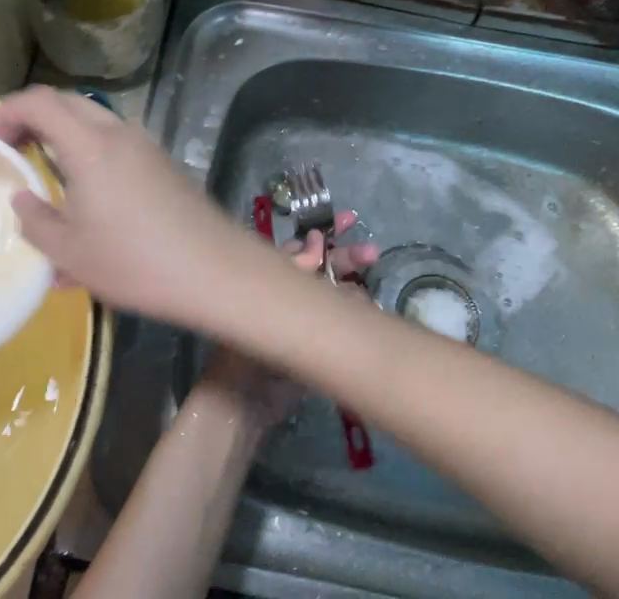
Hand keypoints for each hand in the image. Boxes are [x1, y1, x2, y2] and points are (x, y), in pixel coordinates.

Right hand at [0, 87, 251, 323]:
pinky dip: (88, 160)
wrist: (217, 272)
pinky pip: (115, 149)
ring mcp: (146, 147)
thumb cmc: (136, 262)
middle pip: (66, 105)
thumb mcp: (70, 253)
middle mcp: (119, 134)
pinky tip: (83, 206)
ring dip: (61, 140)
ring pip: (93, 126)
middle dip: (30, 121)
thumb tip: (22, 199)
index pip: (39, 101)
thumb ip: (35, 221)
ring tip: (41, 180)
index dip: (4, 112)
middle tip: (7, 152)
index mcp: (90, 145)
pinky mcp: (163, 166)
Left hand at [199, 213, 377, 427]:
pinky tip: (367, 310)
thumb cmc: (247, 342)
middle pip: (325, 267)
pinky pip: (342, 320)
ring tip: (369, 289)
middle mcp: (291, 292)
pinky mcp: (319, 342)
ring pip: (336, 292)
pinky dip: (356, 313)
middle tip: (372, 253)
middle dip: (347, 257)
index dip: (325, 232)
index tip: (349, 219)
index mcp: (273, 277)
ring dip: (354, 286)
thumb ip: (293, 269)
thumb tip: (317, 242)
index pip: (304, 247)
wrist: (246, 399)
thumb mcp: (269, 296)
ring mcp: (307, 318)